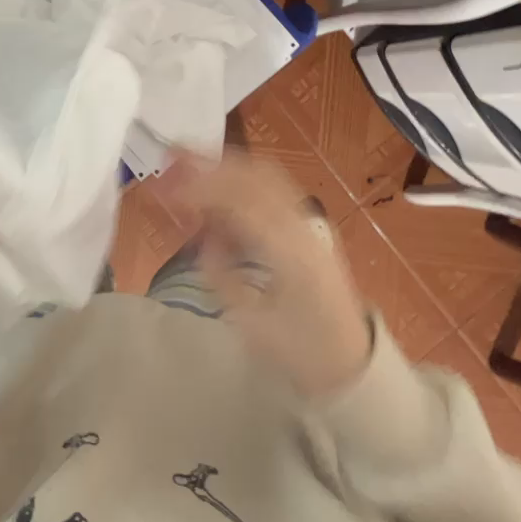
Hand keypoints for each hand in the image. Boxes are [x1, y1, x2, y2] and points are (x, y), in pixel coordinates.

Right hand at [173, 150, 373, 395]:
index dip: (202, 190)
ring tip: (189, 164)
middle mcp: (303, 227)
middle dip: (210, 165)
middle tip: (172, 162)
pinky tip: (218, 187)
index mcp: (291, 254)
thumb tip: (202, 241)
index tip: (169, 189)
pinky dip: (242, 178)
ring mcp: (309, 222)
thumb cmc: (300, 349)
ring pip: (265, 175)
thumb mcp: (251, 323)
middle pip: (255, 177)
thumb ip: (222, 277)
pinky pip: (273, 187)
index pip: (242, 204)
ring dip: (226, 166)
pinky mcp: (308, 224)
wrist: (351, 359)